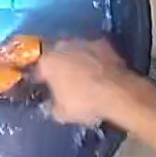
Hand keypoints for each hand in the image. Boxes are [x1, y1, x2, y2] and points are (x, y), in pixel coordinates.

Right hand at [33, 37, 148, 126]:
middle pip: (55, 55)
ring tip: (84, 73)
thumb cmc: (85, 103)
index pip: (38, 71)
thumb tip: (49, 106)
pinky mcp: (102, 42)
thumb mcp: (62, 114)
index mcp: (47, 63)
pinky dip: (95, 57)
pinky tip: (100, 68)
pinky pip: (93, 50)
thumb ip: (51, 108)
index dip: (40, 81)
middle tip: (64, 80)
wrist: (118, 91)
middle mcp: (62, 47)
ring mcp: (83, 42)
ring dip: (76, 58)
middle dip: (58, 65)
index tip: (45, 89)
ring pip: (74, 49)